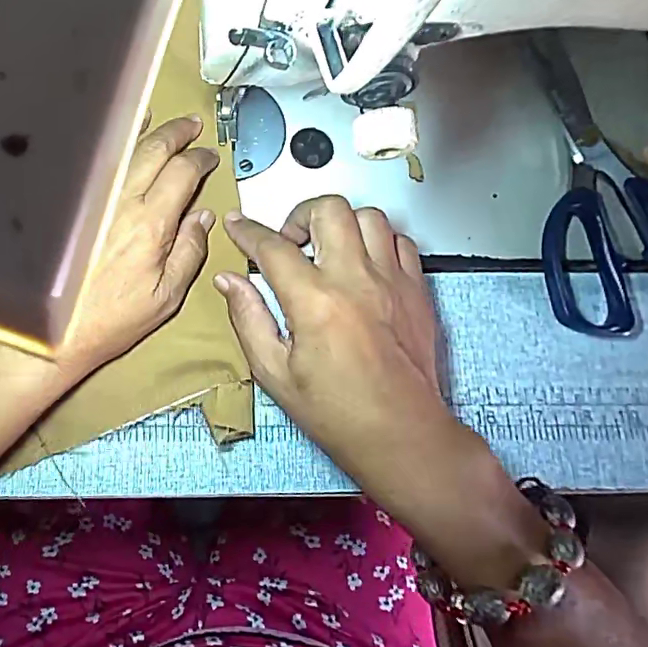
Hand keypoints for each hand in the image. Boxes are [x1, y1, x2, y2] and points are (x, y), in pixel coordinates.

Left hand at [53, 115, 219, 380]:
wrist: (54, 332)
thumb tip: (202, 217)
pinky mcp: (70, 207)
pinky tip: (115, 142)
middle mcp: (119, 203)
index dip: (200, 159)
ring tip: (157, 119)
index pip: (182, 174)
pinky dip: (110, 148)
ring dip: (143, 131)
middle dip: (176, 133)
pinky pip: (94, 166)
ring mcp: (91, 201)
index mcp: (150, 225)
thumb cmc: (111, 320)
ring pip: (121, 151)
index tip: (208, 156)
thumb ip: (189, 252)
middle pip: (153, 151)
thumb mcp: (166, 297)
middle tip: (191, 126)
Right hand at [214, 196, 451, 461]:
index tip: (237, 224)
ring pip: (368, 216)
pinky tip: (361, 264)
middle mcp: (357, 282)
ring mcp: (393, 282)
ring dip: (340, 224)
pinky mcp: (417, 291)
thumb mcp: (273, 372)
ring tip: (325, 249)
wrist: (403, 436)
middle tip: (288, 242)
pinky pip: (400, 241)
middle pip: (328, 210)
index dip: (247, 230)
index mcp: (315, 303)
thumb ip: (248, 318)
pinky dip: (376, 241)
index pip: (273, 246)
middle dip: (298, 216)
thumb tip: (229, 281)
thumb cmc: (337, 412)